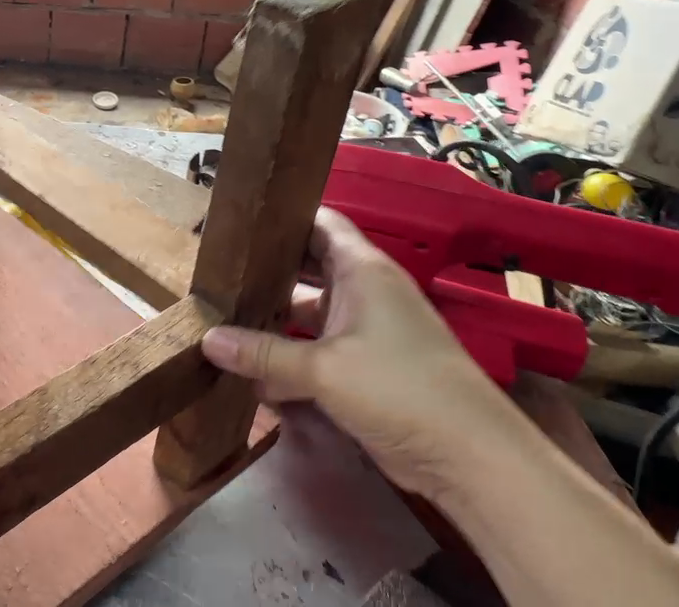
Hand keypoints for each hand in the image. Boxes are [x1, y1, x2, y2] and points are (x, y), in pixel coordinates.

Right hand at [198, 208, 522, 500]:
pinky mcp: (365, 370)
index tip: (235, 220)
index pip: (319, 222)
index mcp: (362, 271)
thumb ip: (262, 353)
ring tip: (218, 318)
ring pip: (306, 313)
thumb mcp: (322, 369)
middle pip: (306, 267)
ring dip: (269, 320)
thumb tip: (205, 339)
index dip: (280, 217)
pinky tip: (246, 371)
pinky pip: (314, 351)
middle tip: (213, 271)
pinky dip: (285, 358)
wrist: (474, 461)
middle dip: (263, 271)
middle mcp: (364, 293)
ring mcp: (365, 332)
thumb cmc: (401, 390)